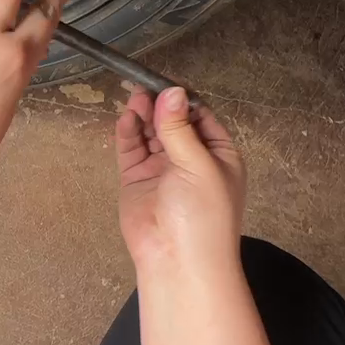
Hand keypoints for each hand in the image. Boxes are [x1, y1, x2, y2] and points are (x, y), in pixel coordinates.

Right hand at [116, 87, 245, 272]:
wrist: (177, 260)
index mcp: (217, 154)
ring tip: (134, 98)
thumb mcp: (198, 165)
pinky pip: (131, 149)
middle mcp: (189, 159)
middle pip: (172, 121)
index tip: (165, 84)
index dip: (182, 100)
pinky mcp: (136, 178)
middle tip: (143, 87)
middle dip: (159, 105)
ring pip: (150, 132)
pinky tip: (127, 118)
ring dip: (143, 115)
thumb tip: (171, 92)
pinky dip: (128, 132)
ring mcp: (162, 169)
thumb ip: (180, 128)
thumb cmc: (202, 216)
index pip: (199, 116)